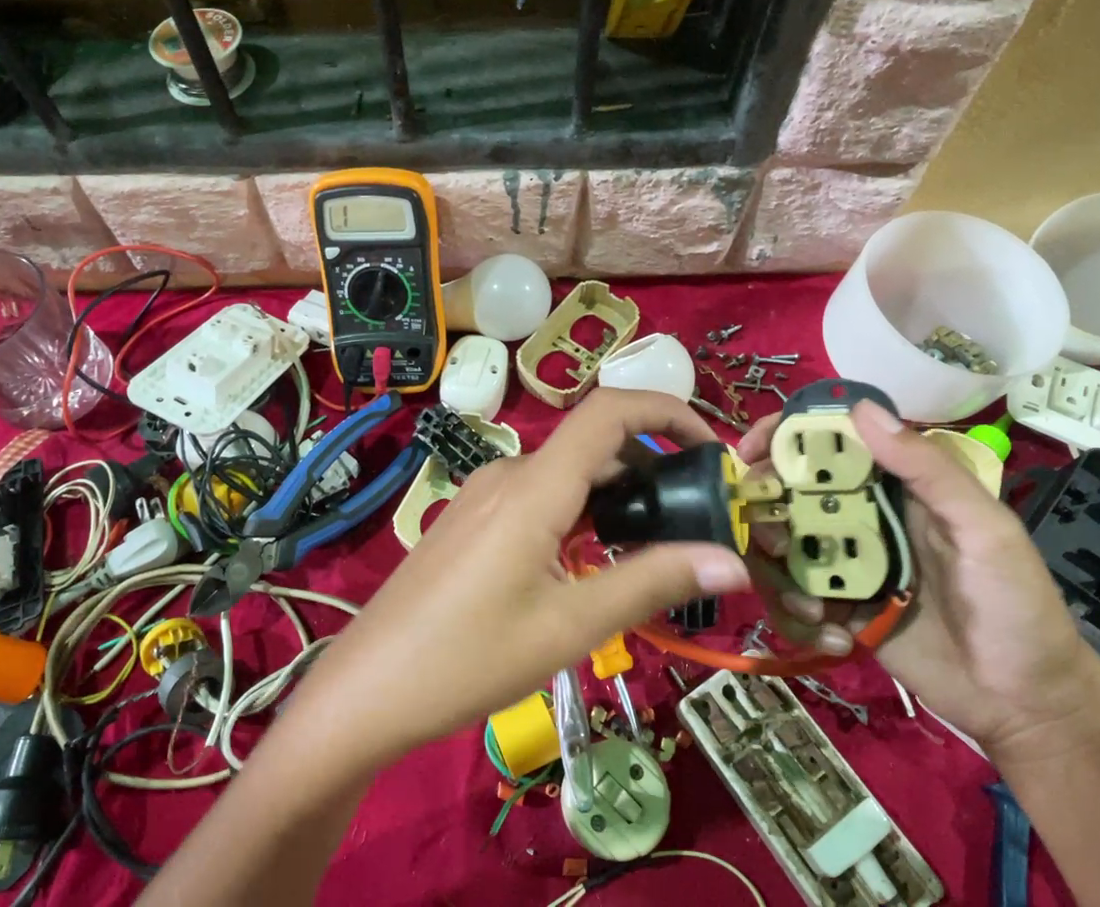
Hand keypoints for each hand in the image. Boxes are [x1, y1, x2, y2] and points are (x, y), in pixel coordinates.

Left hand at [290, 389, 752, 764]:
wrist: (367, 689)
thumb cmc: (468, 659)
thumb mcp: (570, 627)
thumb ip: (651, 583)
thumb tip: (732, 559)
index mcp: (534, 486)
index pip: (610, 410)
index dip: (668, 413)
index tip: (713, 454)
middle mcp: (508, 475)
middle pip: (594, 446)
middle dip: (654, 471)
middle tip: (699, 524)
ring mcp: (483, 497)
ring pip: (567, 477)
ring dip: (618, 499)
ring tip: (656, 552)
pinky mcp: (470, 522)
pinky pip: (539, 499)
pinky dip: (581, 516)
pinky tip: (593, 565)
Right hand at [741, 401, 1099, 753]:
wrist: (1023, 703)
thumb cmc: (1015, 604)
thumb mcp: (984, 529)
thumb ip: (927, 469)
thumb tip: (858, 409)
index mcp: (898, 486)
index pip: (832, 443)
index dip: (785, 436)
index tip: (750, 450)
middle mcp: (864, 517)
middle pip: (791, 494)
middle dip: (766, 512)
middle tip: (769, 539)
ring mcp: (847, 564)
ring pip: (783, 548)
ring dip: (779, 573)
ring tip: (811, 606)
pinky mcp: (839, 610)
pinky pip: (793, 598)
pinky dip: (797, 616)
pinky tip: (835, 637)